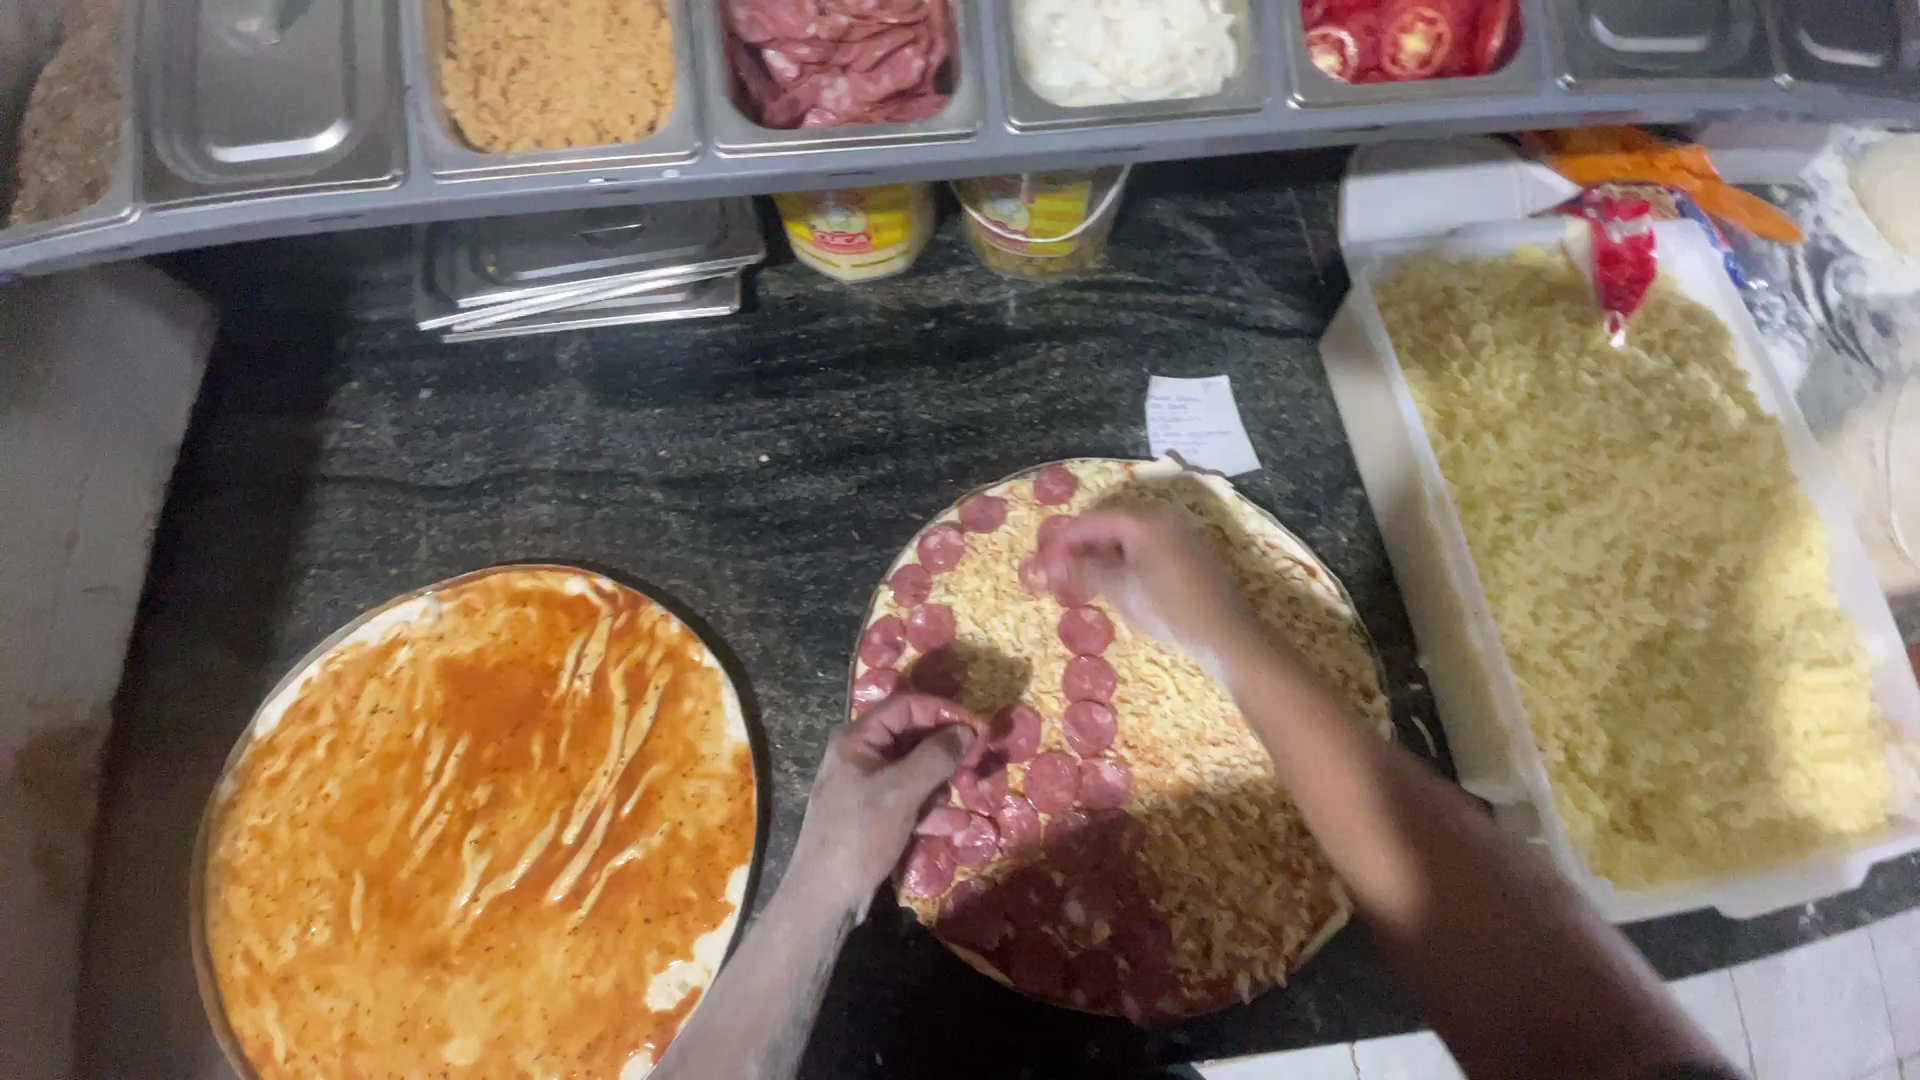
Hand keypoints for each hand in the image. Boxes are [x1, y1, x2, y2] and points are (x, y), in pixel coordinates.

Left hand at [787, 694, 976, 911]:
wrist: (824, 899)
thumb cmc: (858, 835)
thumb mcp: (900, 792)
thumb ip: (935, 757)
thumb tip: (967, 731)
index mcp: (858, 739)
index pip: (906, 706)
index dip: (944, 711)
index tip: (978, 726)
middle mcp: (861, 755)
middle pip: (913, 736)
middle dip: (948, 747)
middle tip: (980, 758)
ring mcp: (867, 786)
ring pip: (915, 769)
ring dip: (944, 778)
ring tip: (972, 788)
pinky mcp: (875, 815)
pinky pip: (911, 799)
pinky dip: (933, 808)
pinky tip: (958, 823)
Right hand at [1040, 510, 1259, 666]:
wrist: (1226, 636)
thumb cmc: (1169, 609)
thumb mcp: (1119, 590)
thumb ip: (1082, 569)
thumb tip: (1048, 563)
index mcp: (1144, 521)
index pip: (1091, 521)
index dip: (1063, 539)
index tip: (1042, 557)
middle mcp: (1162, 518)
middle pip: (1109, 525)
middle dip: (1080, 546)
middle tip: (1058, 569)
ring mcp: (1179, 534)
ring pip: (1128, 538)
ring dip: (1101, 555)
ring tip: (1080, 579)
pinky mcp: (1188, 553)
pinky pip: (1145, 548)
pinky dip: (1123, 560)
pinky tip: (1112, 581)